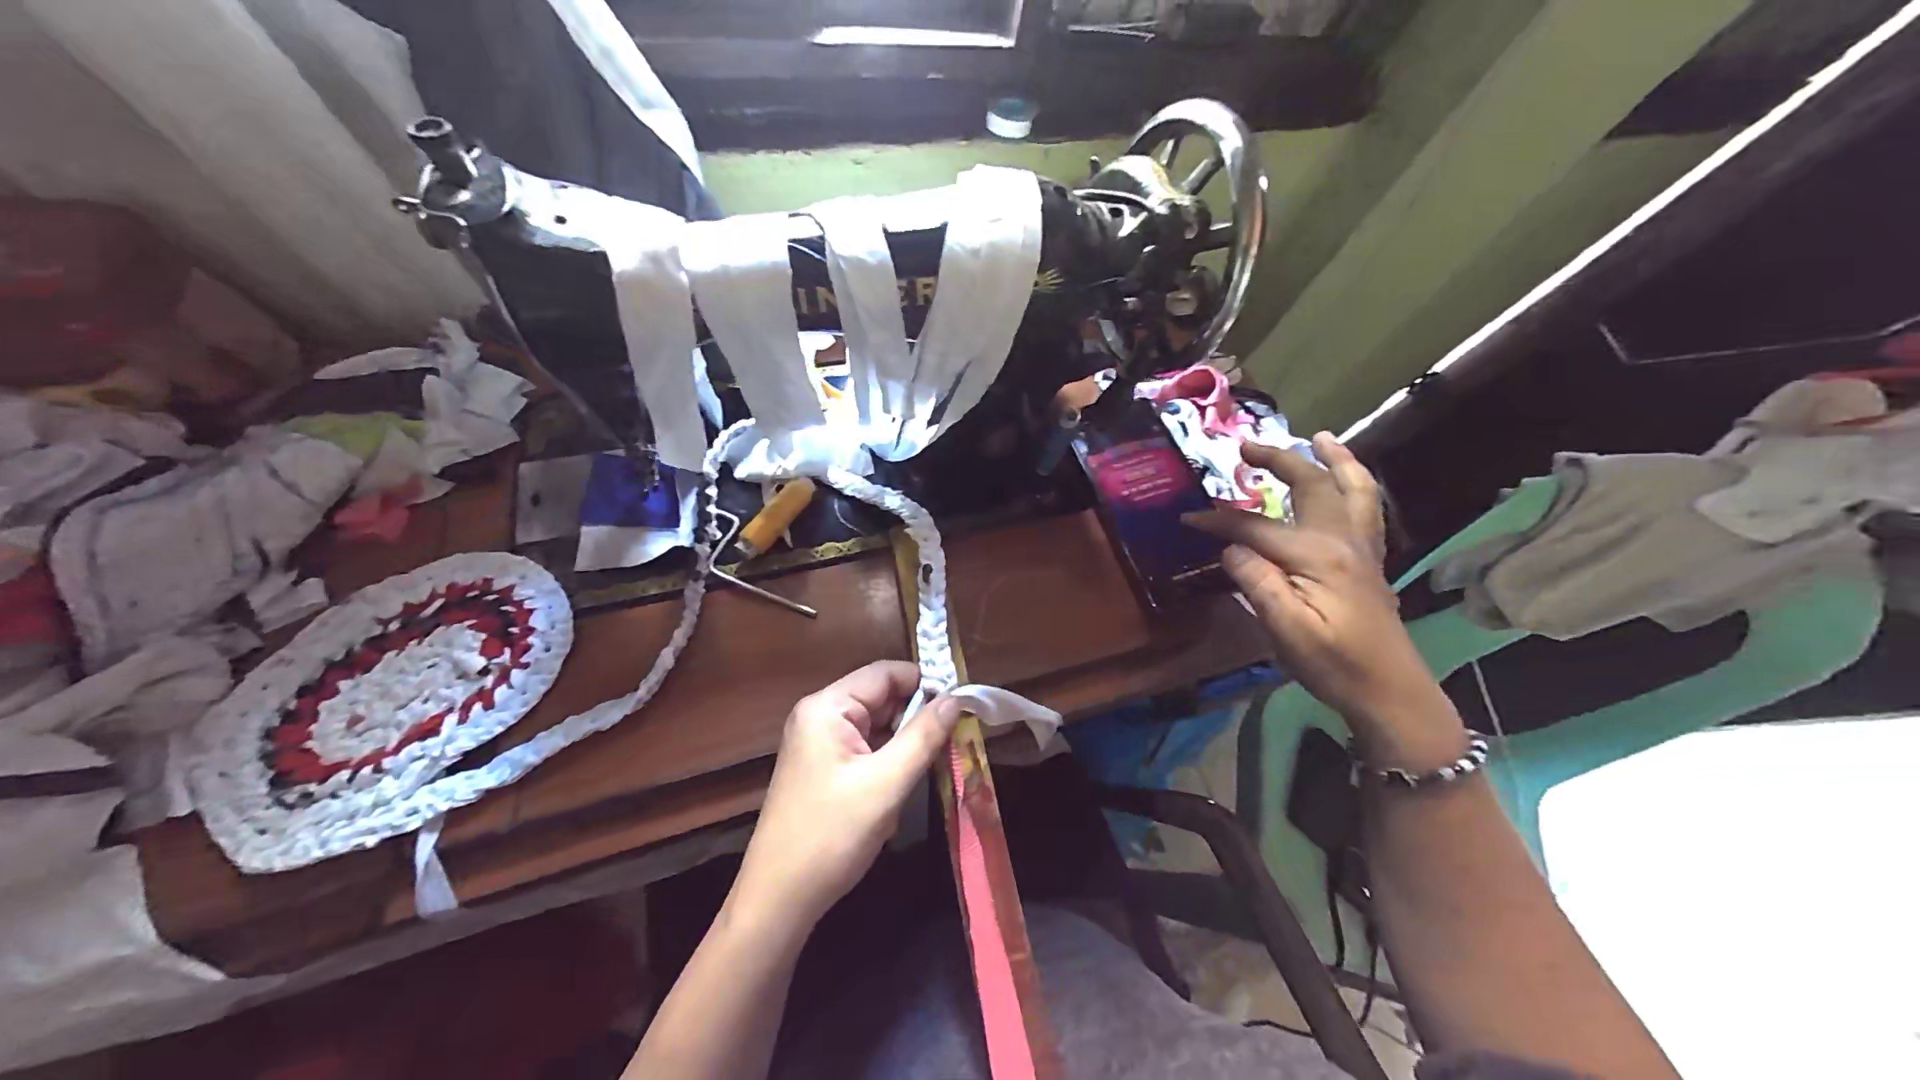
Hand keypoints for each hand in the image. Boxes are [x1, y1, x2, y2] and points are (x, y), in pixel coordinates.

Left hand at [732, 661, 960, 928]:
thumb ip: (924, 736)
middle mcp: (820, 716)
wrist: (780, 899)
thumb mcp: (886, 783)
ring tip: (925, 773)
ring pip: (877, 727)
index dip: (925, 683)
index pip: (885, 673)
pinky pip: (866, 750)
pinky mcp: (823, 768)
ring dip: (904, 747)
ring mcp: (819, 743)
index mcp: (827, 707)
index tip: (962, 705)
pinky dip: (888, 765)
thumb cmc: (832, 835)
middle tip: (953, 744)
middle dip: (916, 720)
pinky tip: (897, 795)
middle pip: (882, 698)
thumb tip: (956, 698)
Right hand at [1185, 434, 1461, 762]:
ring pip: (1354, 489)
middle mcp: (1343, 541)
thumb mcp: (1285, 630)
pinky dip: (1356, 484)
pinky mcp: (1370, 563)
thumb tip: (1231, 547)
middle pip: (1311, 486)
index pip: (1256, 527)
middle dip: (1278, 460)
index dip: (1219, 521)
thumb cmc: (1334, 665)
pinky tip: (1346, 483)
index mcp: (1318, 555)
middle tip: (1247, 447)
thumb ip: (1257, 581)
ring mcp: (1363, 549)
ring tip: (1322, 438)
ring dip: (1336, 459)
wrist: (1390, 692)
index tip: (1187, 518)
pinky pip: (1366, 508)